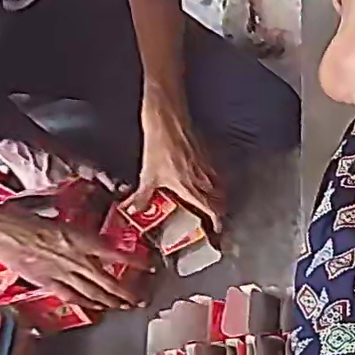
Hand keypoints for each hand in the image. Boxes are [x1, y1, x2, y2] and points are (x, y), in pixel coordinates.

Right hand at [0, 200, 147, 309]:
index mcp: (80, 239)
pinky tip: (95, 308)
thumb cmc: (24, 217)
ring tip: (125, 306)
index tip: (150, 268)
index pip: (117, 254)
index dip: (136, 263)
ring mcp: (59, 273)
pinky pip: (70, 296)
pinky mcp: (44, 282)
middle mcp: (74, 259)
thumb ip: (81, 233)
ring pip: (92, 292)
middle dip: (127, 292)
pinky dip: (85, 303)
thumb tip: (96, 238)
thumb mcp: (62, 219)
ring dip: (111, 301)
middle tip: (140, 300)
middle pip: (107, 281)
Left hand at [129, 107, 223, 228]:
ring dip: (219, 199)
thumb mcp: (148, 175)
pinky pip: (218, 177)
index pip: (212, 212)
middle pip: (220, 203)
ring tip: (212, 203)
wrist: (169, 125)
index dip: (217, 223)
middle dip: (219, 212)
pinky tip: (207, 183)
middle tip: (214, 218)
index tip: (216, 229)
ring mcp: (210, 170)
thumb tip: (133, 209)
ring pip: (221, 190)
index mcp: (192, 190)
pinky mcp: (210, 159)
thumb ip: (143, 196)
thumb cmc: (159, 150)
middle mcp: (205, 182)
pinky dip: (216, 184)